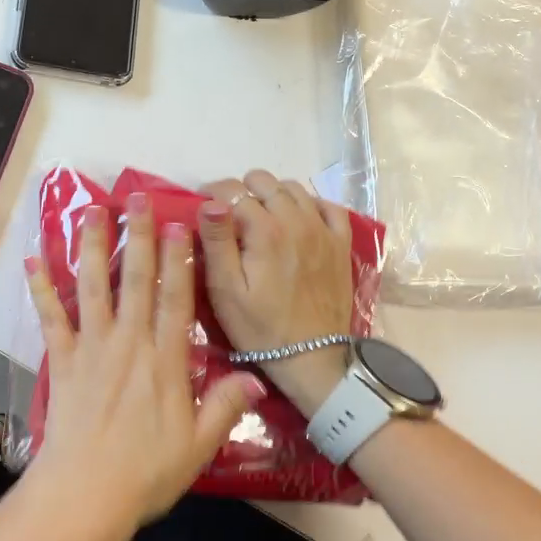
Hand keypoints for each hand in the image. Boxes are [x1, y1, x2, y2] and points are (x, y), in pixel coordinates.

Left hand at [23, 193, 263, 537]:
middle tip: (136, 197)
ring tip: (92, 211)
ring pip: (93, 286)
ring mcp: (91, 347)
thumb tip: (256, 378)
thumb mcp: (199, 445)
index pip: (175, 298)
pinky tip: (33, 260)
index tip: (179, 222)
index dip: (178, 258)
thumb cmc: (147, 472)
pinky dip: (41, 288)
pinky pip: (50, 317)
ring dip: (93, 246)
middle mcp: (128, 342)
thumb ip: (225, 406)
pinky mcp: (61, 359)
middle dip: (138, 236)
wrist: (87, 493)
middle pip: (135, 280)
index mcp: (165, 360)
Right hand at [198, 170, 354, 413]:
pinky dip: (308, 204)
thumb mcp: (225, 289)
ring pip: (293, 188)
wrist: (312, 359)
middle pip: (264, 181)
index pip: (232, 190)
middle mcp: (296, 221)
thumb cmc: (259, 327)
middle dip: (241, 191)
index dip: (211, 192)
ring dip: (272, 195)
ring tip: (259, 218)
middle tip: (229, 217)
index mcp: (265, 230)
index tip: (200, 208)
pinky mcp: (340, 244)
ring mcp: (323, 230)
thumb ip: (217, 240)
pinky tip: (296, 220)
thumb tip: (210, 202)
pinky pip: (327, 205)